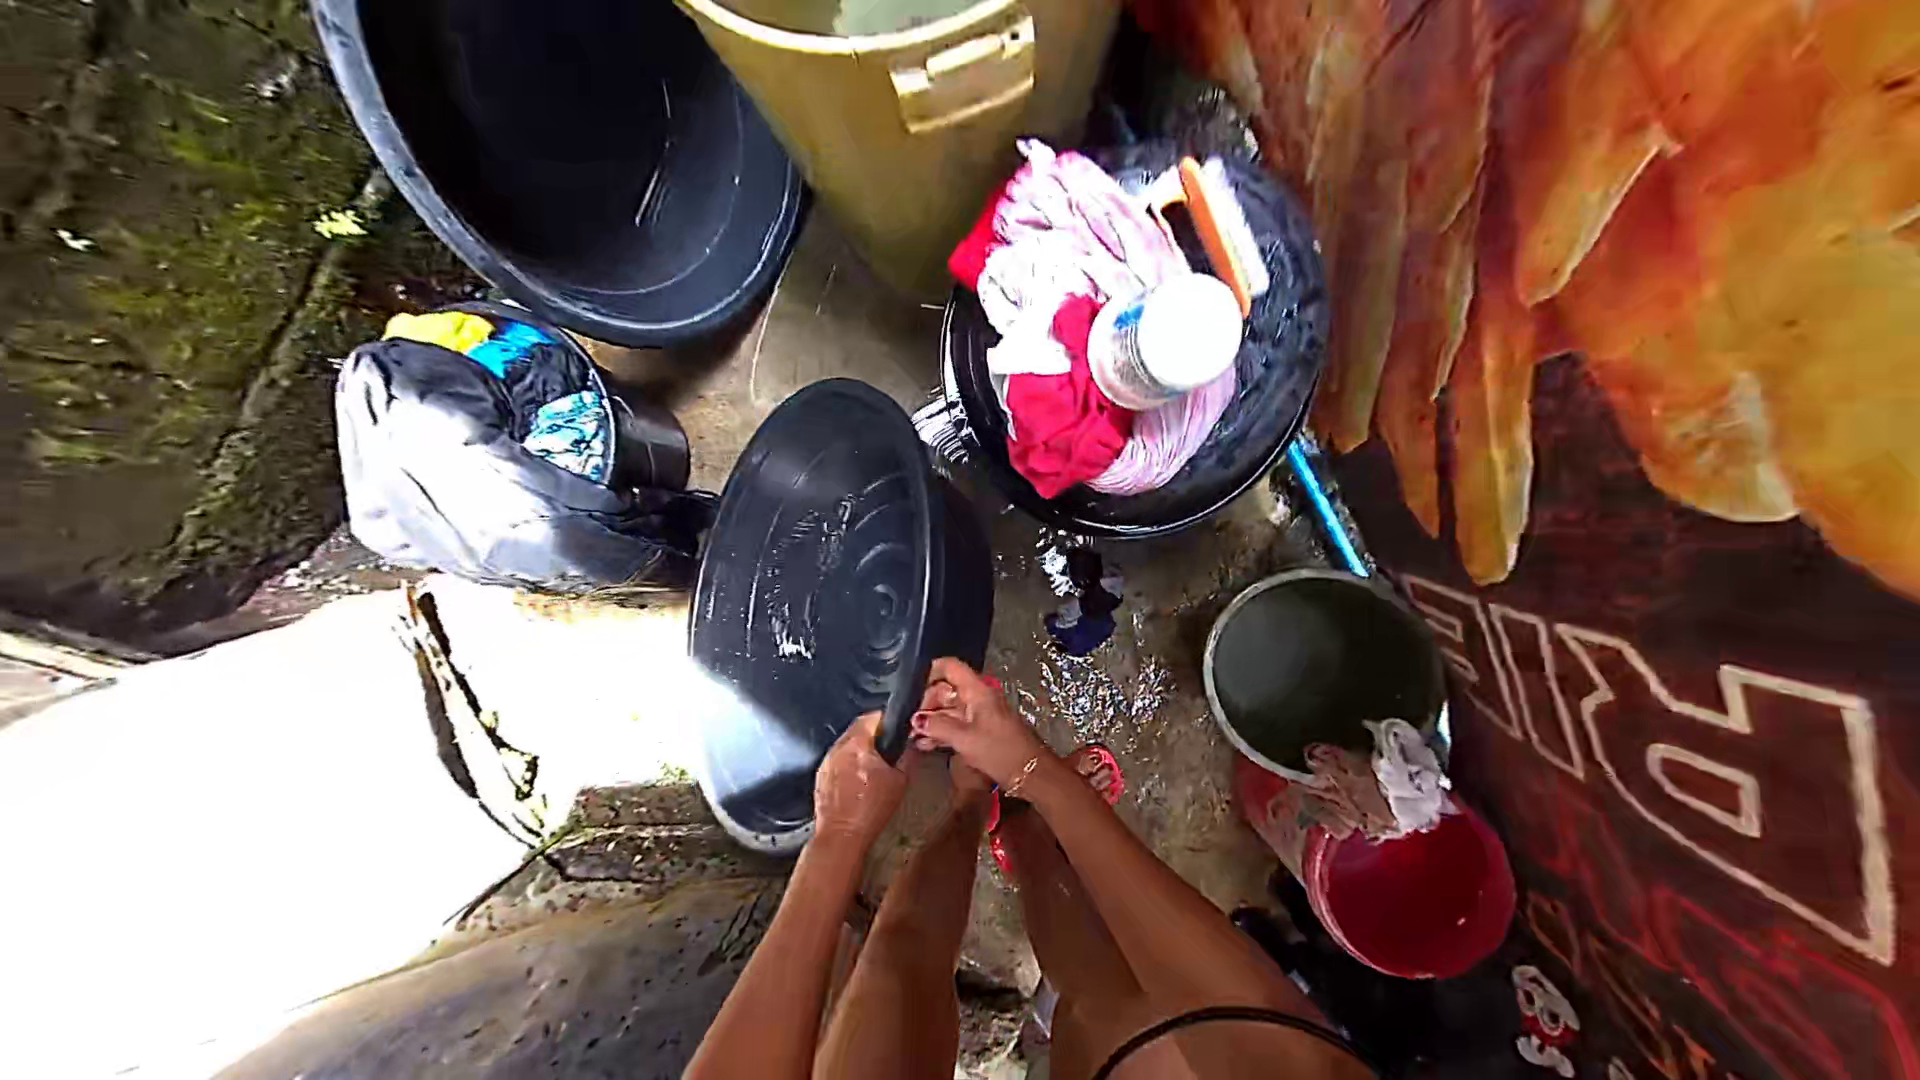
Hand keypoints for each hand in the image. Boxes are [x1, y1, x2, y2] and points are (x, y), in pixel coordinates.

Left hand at [813, 711, 911, 849]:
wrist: (842, 837)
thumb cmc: (870, 810)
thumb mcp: (900, 781)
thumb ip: (908, 756)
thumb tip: (912, 744)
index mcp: (857, 742)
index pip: (872, 717)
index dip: (886, 720)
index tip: (895, 729)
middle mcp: (837, 748)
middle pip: (858, 730)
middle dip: (873, 736)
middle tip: (887, 749)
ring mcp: (826, 763)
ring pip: (847, 746)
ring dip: (860, 751)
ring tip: (874, 768)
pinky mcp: (821, 778)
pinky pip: (837, 762)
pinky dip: (848, 766)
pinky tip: (859, 782)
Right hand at [911, 658, 1049, 788]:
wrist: (1029, 772)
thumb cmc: (1000, 750)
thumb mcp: (965, 738)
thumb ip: (937, 726)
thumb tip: (915, 720)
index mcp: (977, 691)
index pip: (950, 667)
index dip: (930, 671)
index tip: (911, 686)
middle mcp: (978, 698)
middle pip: (946, 690)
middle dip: (926, 704)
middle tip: (910, 722)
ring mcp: (979, 714)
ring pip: (949, 709)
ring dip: (931, 721)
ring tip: (913, 736)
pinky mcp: (980, 730)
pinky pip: (956, 724)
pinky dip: (941, 731)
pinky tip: (926, 744)